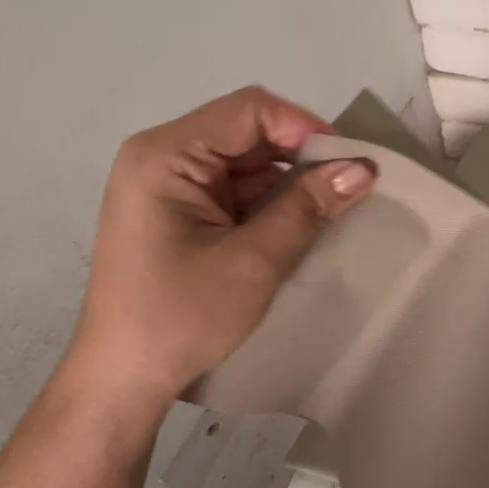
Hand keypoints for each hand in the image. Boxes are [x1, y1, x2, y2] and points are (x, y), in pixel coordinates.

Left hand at [65, 87, 375, 400]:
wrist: (126, 376)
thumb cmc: (181, 316)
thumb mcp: (253, 262)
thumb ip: (306, 209)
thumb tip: (362, 169)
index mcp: (166, 155)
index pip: (249, 111)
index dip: (305, 128)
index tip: (351, 165)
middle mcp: (163, 159)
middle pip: (248, 135)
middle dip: (301, 161)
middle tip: (351, 193)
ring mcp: (171, 189)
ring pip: (247, 168)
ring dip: (290, 189)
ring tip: (332, 217)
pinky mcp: (182, 217)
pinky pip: (237, 196)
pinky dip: (272, 209)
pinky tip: (301, 232)